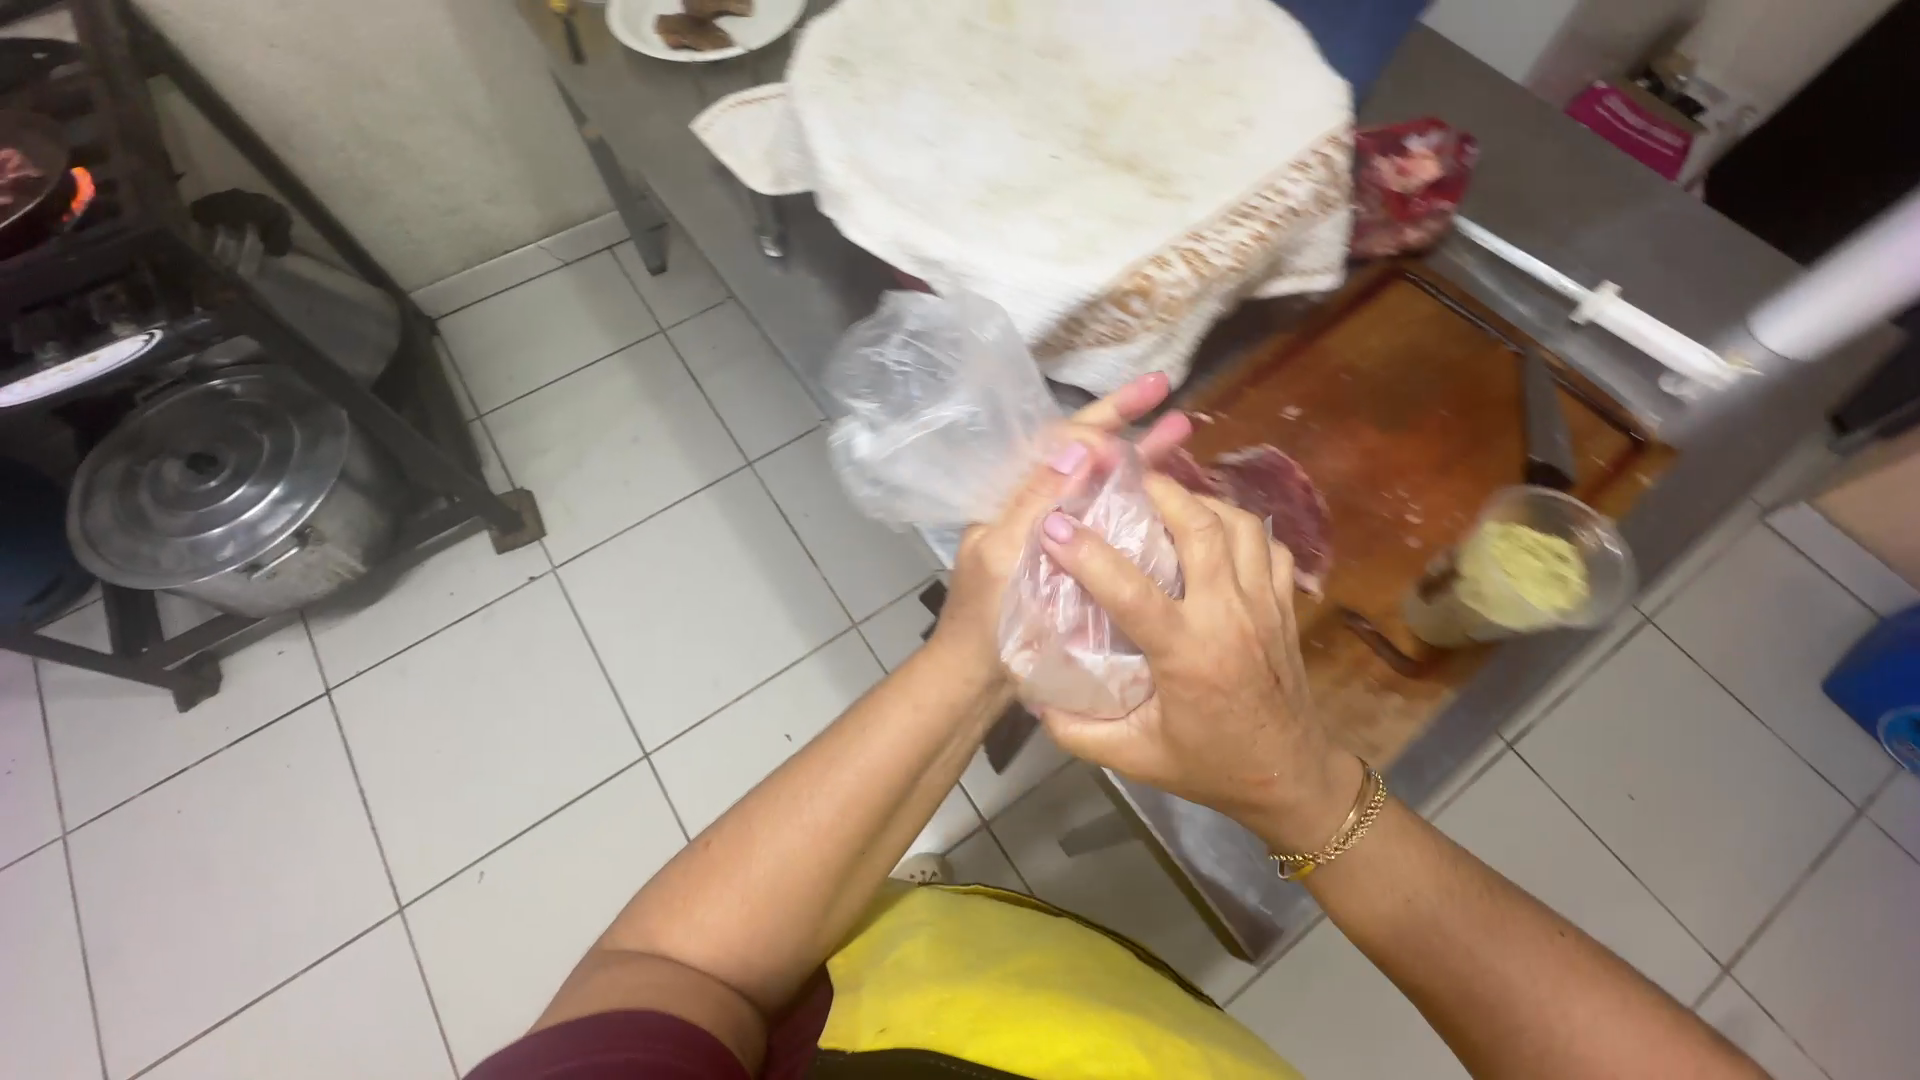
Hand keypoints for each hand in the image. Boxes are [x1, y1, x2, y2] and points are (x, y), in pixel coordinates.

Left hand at [926, 374, 1192, 691]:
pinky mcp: (1081, 554)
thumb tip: (1078, 448)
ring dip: (1142, 451)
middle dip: (1123, 417)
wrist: (982, 674)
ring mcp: (1064, 527)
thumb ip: (1034, 501)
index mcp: (1013, 494)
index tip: (1124, 444)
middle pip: (1085, 449)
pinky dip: (1144, 496)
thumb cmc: (984, 617)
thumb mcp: (1003, 556)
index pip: (1055, 445)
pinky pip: (1115, 514)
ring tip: (1183, 424)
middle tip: (1161, 385)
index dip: (1092, 434)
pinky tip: (1176, 486)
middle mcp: (1040, 501)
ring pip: (1106, 478)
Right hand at [1032, 473, 1364, 850]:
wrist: (1291, 779)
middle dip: (1160, 492)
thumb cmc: (1208, 766)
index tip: (1053, 524)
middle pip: (1201, 529)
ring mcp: (1265, 605)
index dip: (1088, 553)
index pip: (1131, 591)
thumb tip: (1032, 696)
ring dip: (1201, 501)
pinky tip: (1214, 531)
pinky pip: (1269, 546)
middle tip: (1123, 479)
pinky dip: (1240, 527)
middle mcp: (1229, 617)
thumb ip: (1076, 730)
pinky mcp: (1285, 606)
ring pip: (1241, 526)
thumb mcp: (1133, 758)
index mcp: (1187, 654)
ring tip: (1166, 497)